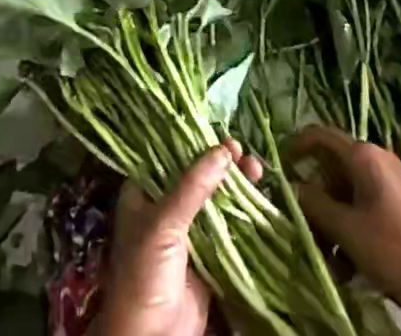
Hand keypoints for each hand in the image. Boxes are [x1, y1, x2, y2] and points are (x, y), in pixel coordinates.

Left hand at [93, 140, 263, 335]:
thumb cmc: (145, 271)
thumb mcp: (164, 222)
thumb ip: (193, 186)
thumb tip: (224, 150)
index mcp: (142, 193)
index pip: (166, 156)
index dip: (191, 141)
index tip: (217, 128)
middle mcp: (163, 207)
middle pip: (194, 176)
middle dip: (219, 163)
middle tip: (242, 149)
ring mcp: (186, 231)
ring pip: (213, 199)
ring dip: (234, 185)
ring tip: (256, 168)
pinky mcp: (207, 254)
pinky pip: (226, 227)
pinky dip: (242, 212)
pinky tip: (258, 198)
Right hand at [291, 125, 400, 335]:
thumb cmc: (398, 251)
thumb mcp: (347, 229)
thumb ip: (313, 203)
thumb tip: (290, 185)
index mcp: (364, 156)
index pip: (319, 134)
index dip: (294, 146)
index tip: (276, 168)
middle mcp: (377, 160)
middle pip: (331, 167)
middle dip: (313, 197)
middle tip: (301, 226)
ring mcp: (391, 183)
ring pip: (346, 193)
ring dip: (331, 221)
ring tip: (329, 257)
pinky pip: (364, 208)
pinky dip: (351, 229)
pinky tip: (350, 265)